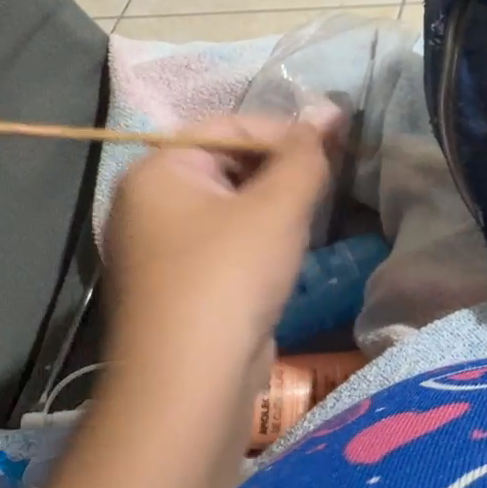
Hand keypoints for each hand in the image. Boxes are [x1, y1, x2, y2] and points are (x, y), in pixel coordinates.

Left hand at [103, 110, 340, 372]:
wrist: (191, 376)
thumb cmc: (230, 275)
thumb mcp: (279, 205)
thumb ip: (307, 154)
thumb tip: (329, 110)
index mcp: (157, 171)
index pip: (229, 127)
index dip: (288, 131)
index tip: (340, 144)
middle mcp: (146, 202)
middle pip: (227, 164)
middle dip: (283, 169)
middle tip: (331, 182)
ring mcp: (157, 247)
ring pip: (230, 205)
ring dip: (276, 206)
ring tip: (316, 215)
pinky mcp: (177, 284)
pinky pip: (225, 241)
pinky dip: (260, 238)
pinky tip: (289, 253)